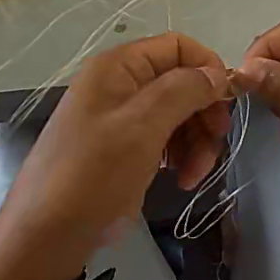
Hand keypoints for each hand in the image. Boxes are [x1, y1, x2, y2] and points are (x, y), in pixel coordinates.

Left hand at [0, 33, 232, 279]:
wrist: (52, 232)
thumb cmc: (94, 173)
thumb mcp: (142, 127)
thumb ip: (183, 91)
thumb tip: (219, 74)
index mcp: (119, 68)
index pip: (179, 47)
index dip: (209, 70)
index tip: (227, 105)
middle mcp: (123, 86)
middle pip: (184, 84)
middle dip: (205, 115)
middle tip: (216, 144)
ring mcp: (126, 120)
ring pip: (182, 116)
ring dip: (198, 143)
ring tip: (194, 174)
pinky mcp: (131, 150)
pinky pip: (170, 141)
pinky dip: (183, 158)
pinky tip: (183, 180)